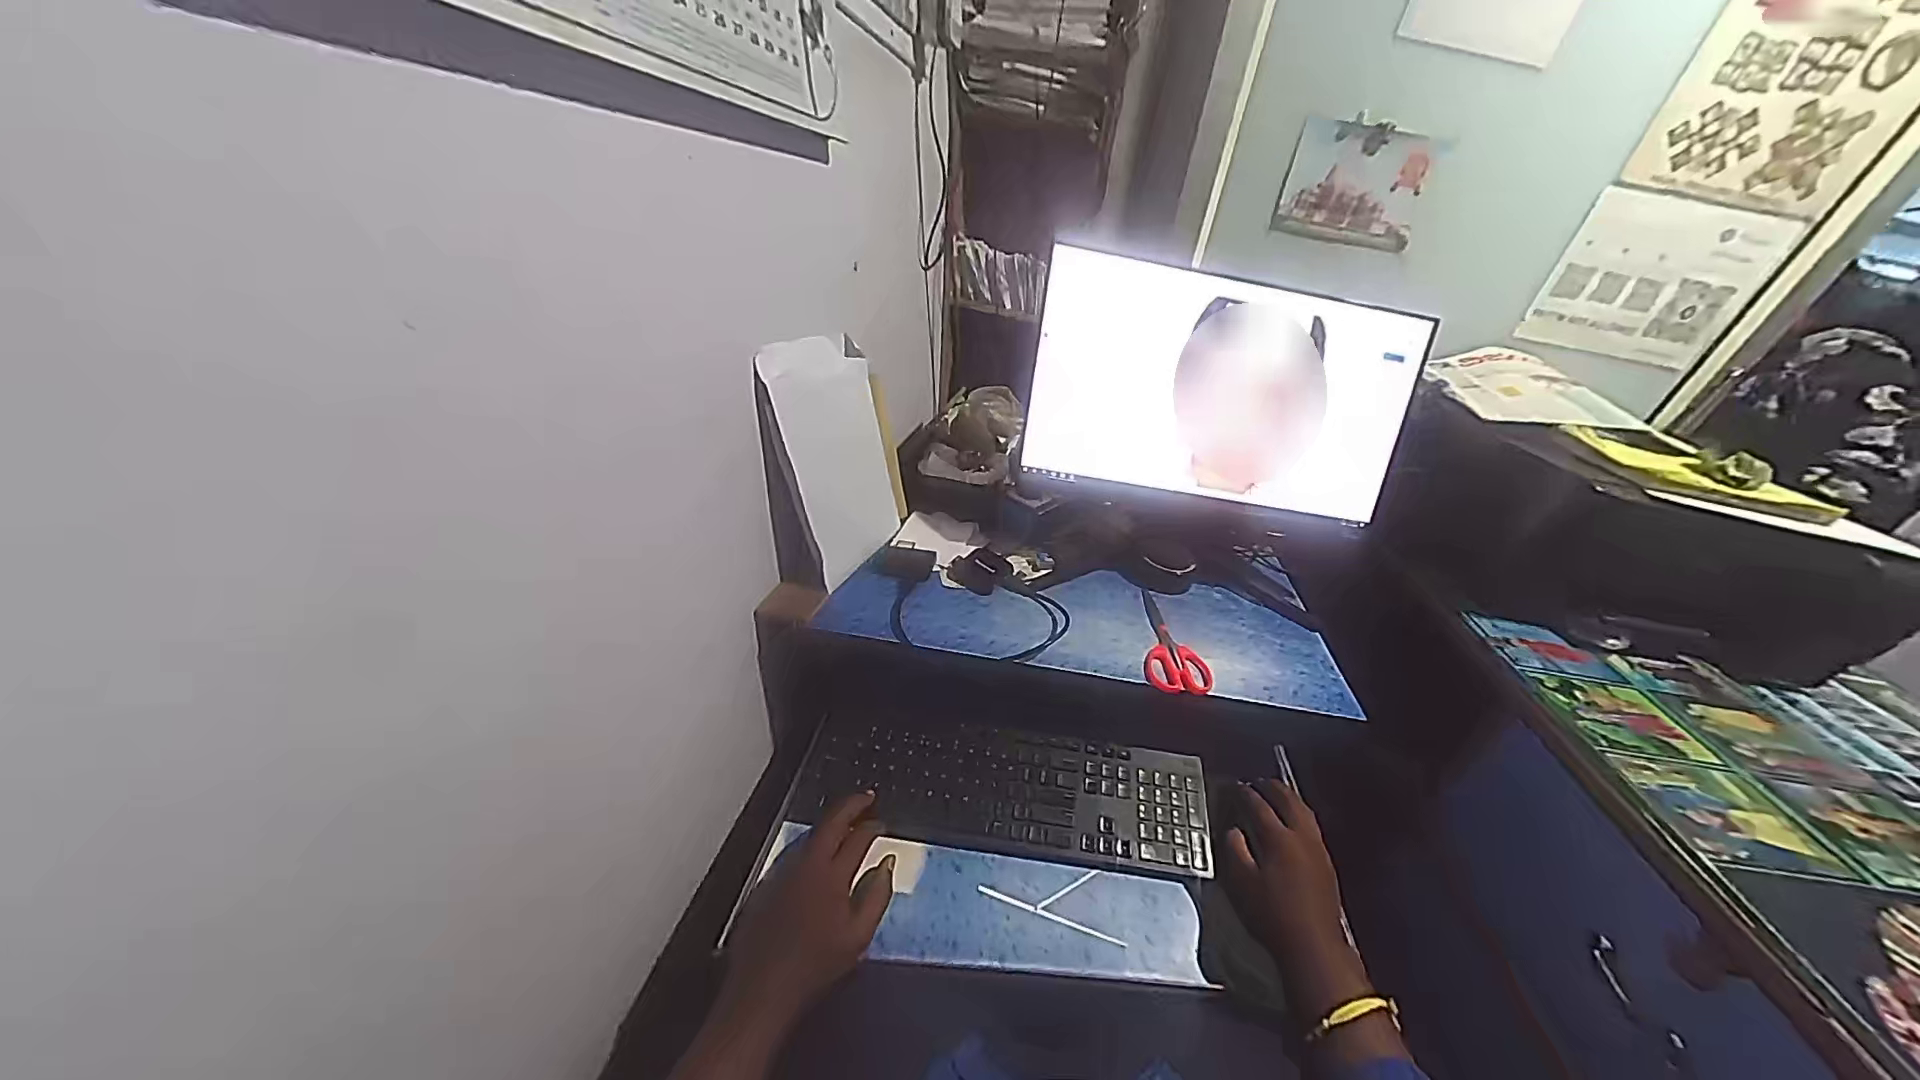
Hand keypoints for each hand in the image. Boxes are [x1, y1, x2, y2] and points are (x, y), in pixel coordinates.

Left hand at [715, 792, 894, 1032]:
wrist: (763, 989)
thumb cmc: (814, 967)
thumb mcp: (859, 936)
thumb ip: (878, 893)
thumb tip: (887, 863)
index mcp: (832, 875)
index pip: (858, 836)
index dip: (873, 824)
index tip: (881, 823)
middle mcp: (805, 865)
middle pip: (831, 821)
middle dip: (852, 805)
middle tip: (866, 799)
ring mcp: (782, 870)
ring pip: (811, 834)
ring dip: (831, 825)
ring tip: (846, 824)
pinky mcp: (766, 881)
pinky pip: (794, 852)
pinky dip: (811, 845)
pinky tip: (818, 854)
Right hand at [1221, 779, 1344, 960]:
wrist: (1314, 946)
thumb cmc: (1272, 914)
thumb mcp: (1240, 881)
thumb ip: (1234, 849)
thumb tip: (1233, 830)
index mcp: (1278, 838)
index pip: (1258, 804)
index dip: (1243, 793)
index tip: (1233, 788)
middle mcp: (1301, 837)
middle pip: (1287, 799)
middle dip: (1270, 787)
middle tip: (1255, 782)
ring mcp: (1318, 848)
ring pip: (1304, 810)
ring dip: (1287, 797)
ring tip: (1274, 793)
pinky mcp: (1326, 862)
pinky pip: (1311, 824)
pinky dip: (1298, 812)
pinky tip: (1291, 819)